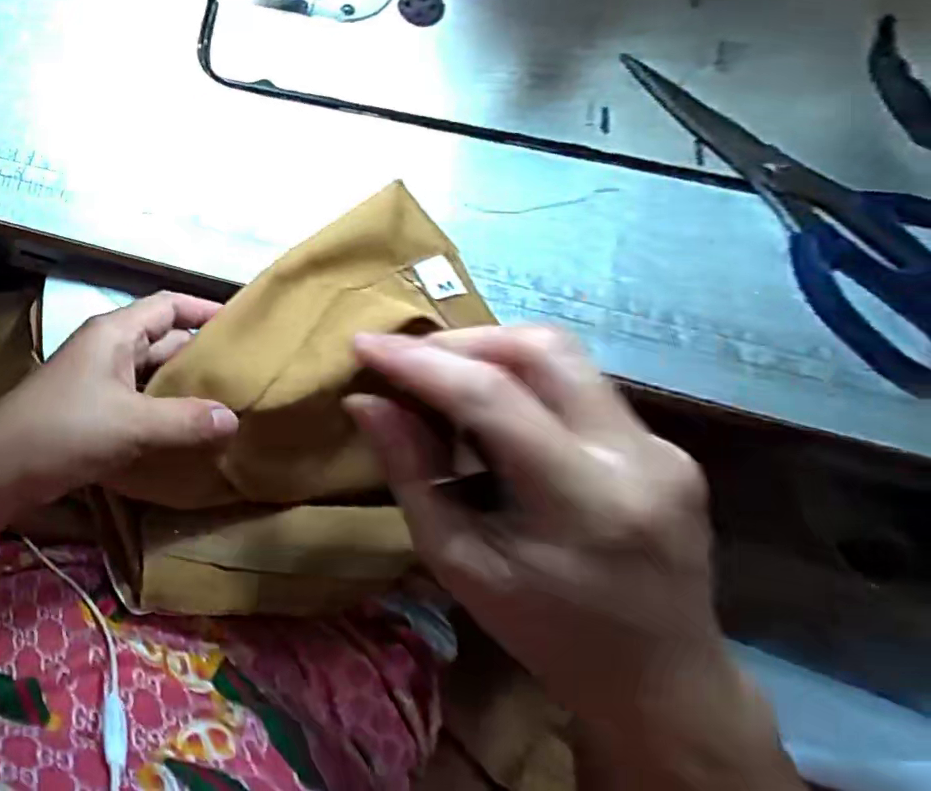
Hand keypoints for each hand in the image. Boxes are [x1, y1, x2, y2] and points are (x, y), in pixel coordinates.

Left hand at [0, 292, 239, 505]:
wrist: (3, 465)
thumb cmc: (67, 429)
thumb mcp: (132, 423)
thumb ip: (185, 419)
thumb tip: (233, 418)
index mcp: (114, 332)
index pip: (167, 305)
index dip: (204, 309)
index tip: (245, 324)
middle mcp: (106, 347)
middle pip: (162, 339)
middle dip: (201, 355)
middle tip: (249, 374)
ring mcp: (97, 378)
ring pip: (150, 373)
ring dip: (183, 387)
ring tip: (231, 404)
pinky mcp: (91, 408)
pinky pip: (136, 400)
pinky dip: (162, 410)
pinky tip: (190, 431)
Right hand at [343, 328, 727, 727]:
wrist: (662, 681)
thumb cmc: (542, 628)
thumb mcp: (453, 558)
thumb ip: (410, 471)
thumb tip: (363, 401)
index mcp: (585, 501)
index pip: (492, 397)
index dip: (418, 362)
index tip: (361, 344)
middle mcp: (638, 459)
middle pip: (543, 350)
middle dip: (458, 342)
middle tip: (402, 363)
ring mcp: (659, 448)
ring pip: (561, 357)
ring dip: (484, 353)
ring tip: (434, 383)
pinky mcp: (659, 445)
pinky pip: (573, 382)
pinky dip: (513, 378)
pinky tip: (481, 413)